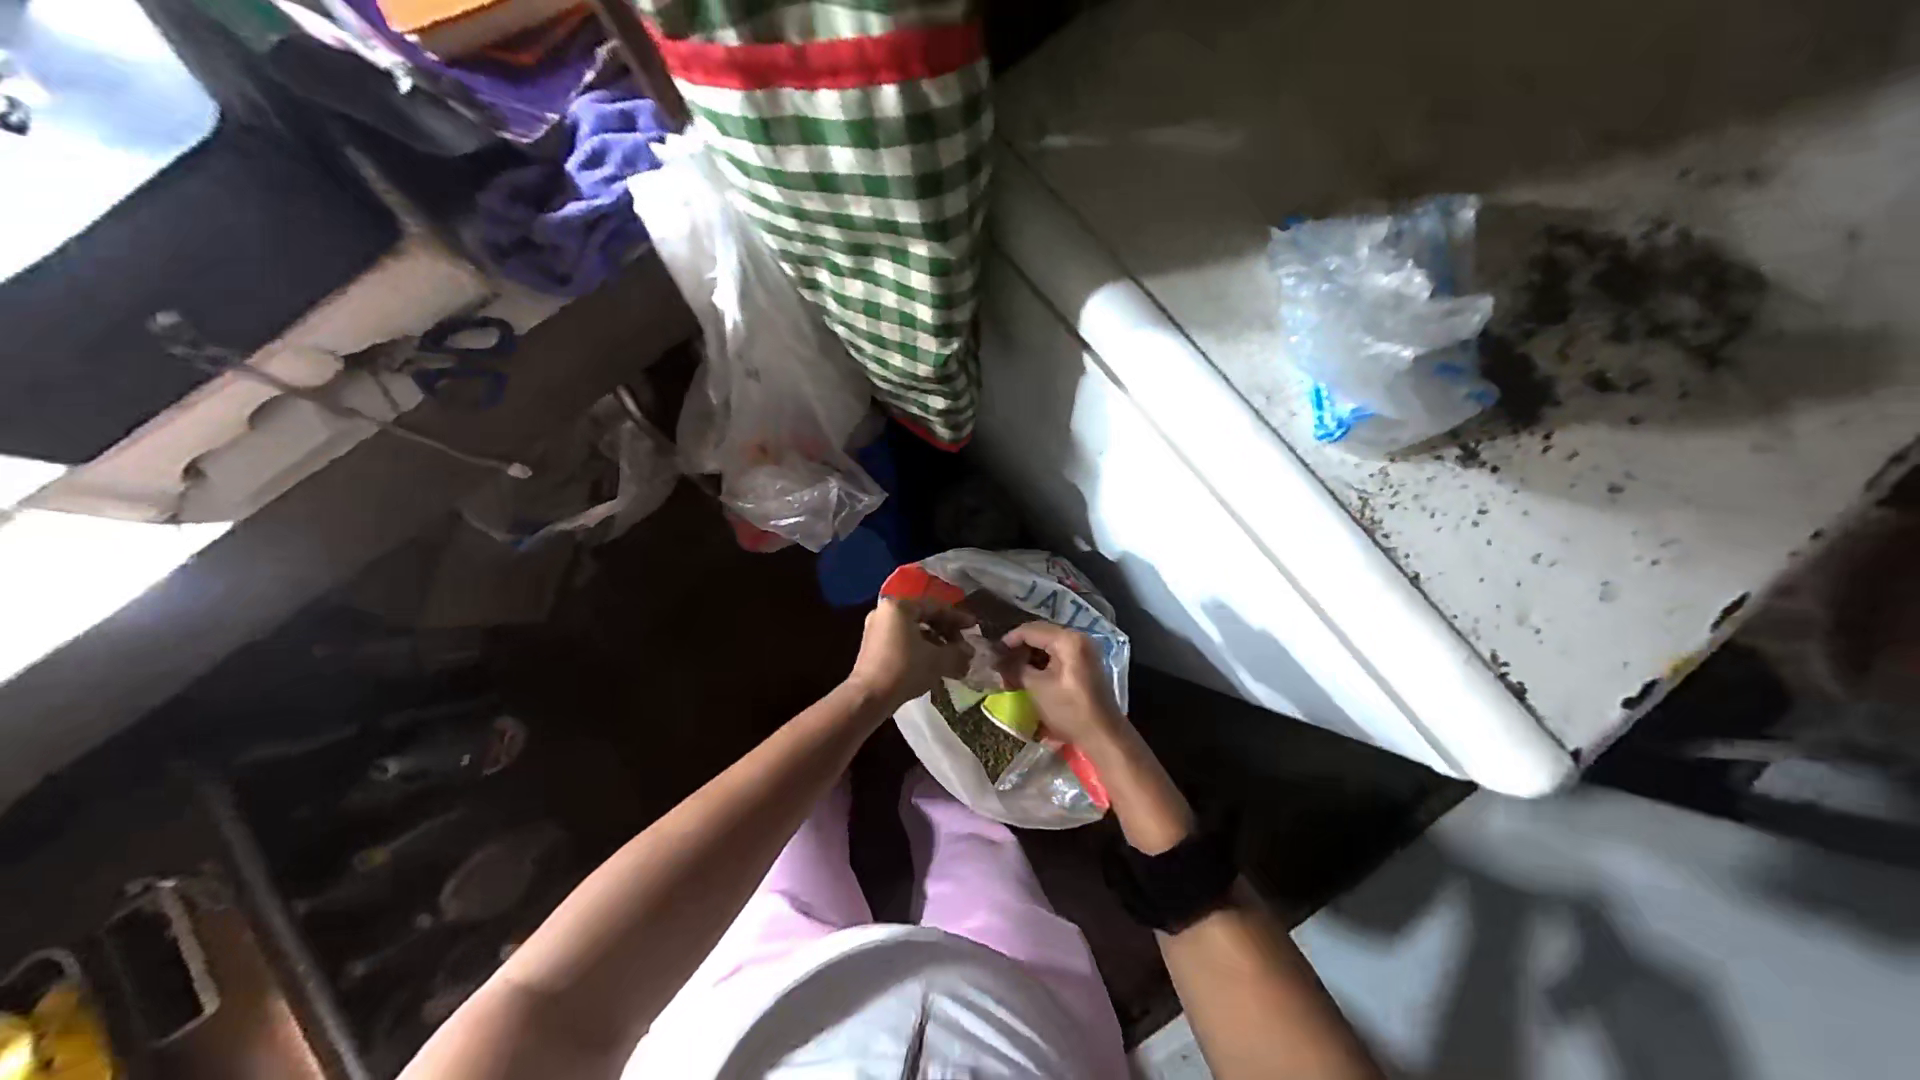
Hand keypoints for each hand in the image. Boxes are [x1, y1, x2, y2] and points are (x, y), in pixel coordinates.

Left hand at [844, 598, 969, 713]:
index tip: (974, 626)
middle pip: (923, 617)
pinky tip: (933, 664)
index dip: (957, 617)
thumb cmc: (905, 669)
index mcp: (899, 607)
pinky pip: (902, 640)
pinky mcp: (872, 646)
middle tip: (963, 644)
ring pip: (913, 631)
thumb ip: (958, 652)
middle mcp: (885, 612)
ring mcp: (876, 629)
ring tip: (951, 657)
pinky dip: (920, 648)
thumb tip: (970, 652)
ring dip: (935, 642)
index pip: (935, 607)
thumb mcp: (938, 660)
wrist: (869, 697)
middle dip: (946, 632)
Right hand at [999, 621, 1129, 748]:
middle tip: (1000, 662)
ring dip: (1030, 655)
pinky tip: (1030, 674)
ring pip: (1049, 644)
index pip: (1030, 630)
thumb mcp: (1036, 688)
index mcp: (1068, 639)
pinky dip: (1043, 662)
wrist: (1103, 735)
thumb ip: (1015, 669)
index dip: (1009, 640)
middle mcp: (1078, 637)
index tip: (993, 653)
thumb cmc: (1069, 710)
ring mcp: (1085, 650)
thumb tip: (999, 662)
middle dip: (1019, 648)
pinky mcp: (1086, 663)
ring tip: (1012, 669)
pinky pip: (1059, 654)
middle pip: (1040, 634)